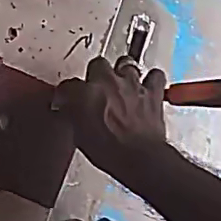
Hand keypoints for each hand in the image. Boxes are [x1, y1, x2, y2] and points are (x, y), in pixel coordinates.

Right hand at [53, 56, 173, 181]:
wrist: (138, 157)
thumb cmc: (110, 149)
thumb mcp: (79, 135)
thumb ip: (72, 115)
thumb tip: (68, 109)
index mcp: (85, 93)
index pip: (68, 85)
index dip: (66, 93)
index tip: (66, 100)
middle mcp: (108, 83)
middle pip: (98, 64)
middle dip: (94, 73)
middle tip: (94, 87)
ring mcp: (132, 85)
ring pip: (126, 64)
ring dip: (121, 72)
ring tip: (119, 83)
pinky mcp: (153, 92)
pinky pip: (155, 75)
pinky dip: (151, 79)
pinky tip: (146, 86)